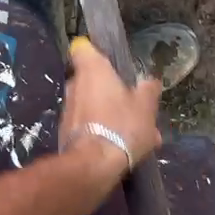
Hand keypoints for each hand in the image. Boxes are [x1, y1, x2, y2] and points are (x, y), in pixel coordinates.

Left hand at [58, 37, 162, 181]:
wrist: (92, 166)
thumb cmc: (121, 125)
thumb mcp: (146, 106)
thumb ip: (148, 90)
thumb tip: (150, 82)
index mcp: (92, 69)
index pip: (82, 47)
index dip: (94, 51)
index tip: (110, 63)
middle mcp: (74, 85)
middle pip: (90, 79)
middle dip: (110, 90)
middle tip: (132, 105)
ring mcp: (67, 110)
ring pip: (91, 105)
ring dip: (108, 114)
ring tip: (135, 134)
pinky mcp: (65, 133)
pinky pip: (87, 126)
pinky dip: (101, 132)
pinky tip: (122, 149)